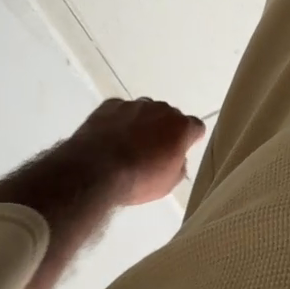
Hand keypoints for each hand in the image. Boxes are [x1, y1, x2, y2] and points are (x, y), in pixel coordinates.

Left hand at [65, 97, 206, 204]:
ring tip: (126, 144)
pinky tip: (108, 137)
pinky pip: (119, 110)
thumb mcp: (168, 183)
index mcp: (182, 127)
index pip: (195, 127)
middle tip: (151, 150)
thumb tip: (177, 158)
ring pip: (144, 110)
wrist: (93, 173)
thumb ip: (179, 165)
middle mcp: (162, 109)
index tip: (181, 150)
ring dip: (141, 123)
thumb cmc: (137, 180)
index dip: (189, 138)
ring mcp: (135, 105)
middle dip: (163, 129)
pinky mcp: (109, 105)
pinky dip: (117, 120)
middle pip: (169, 116)